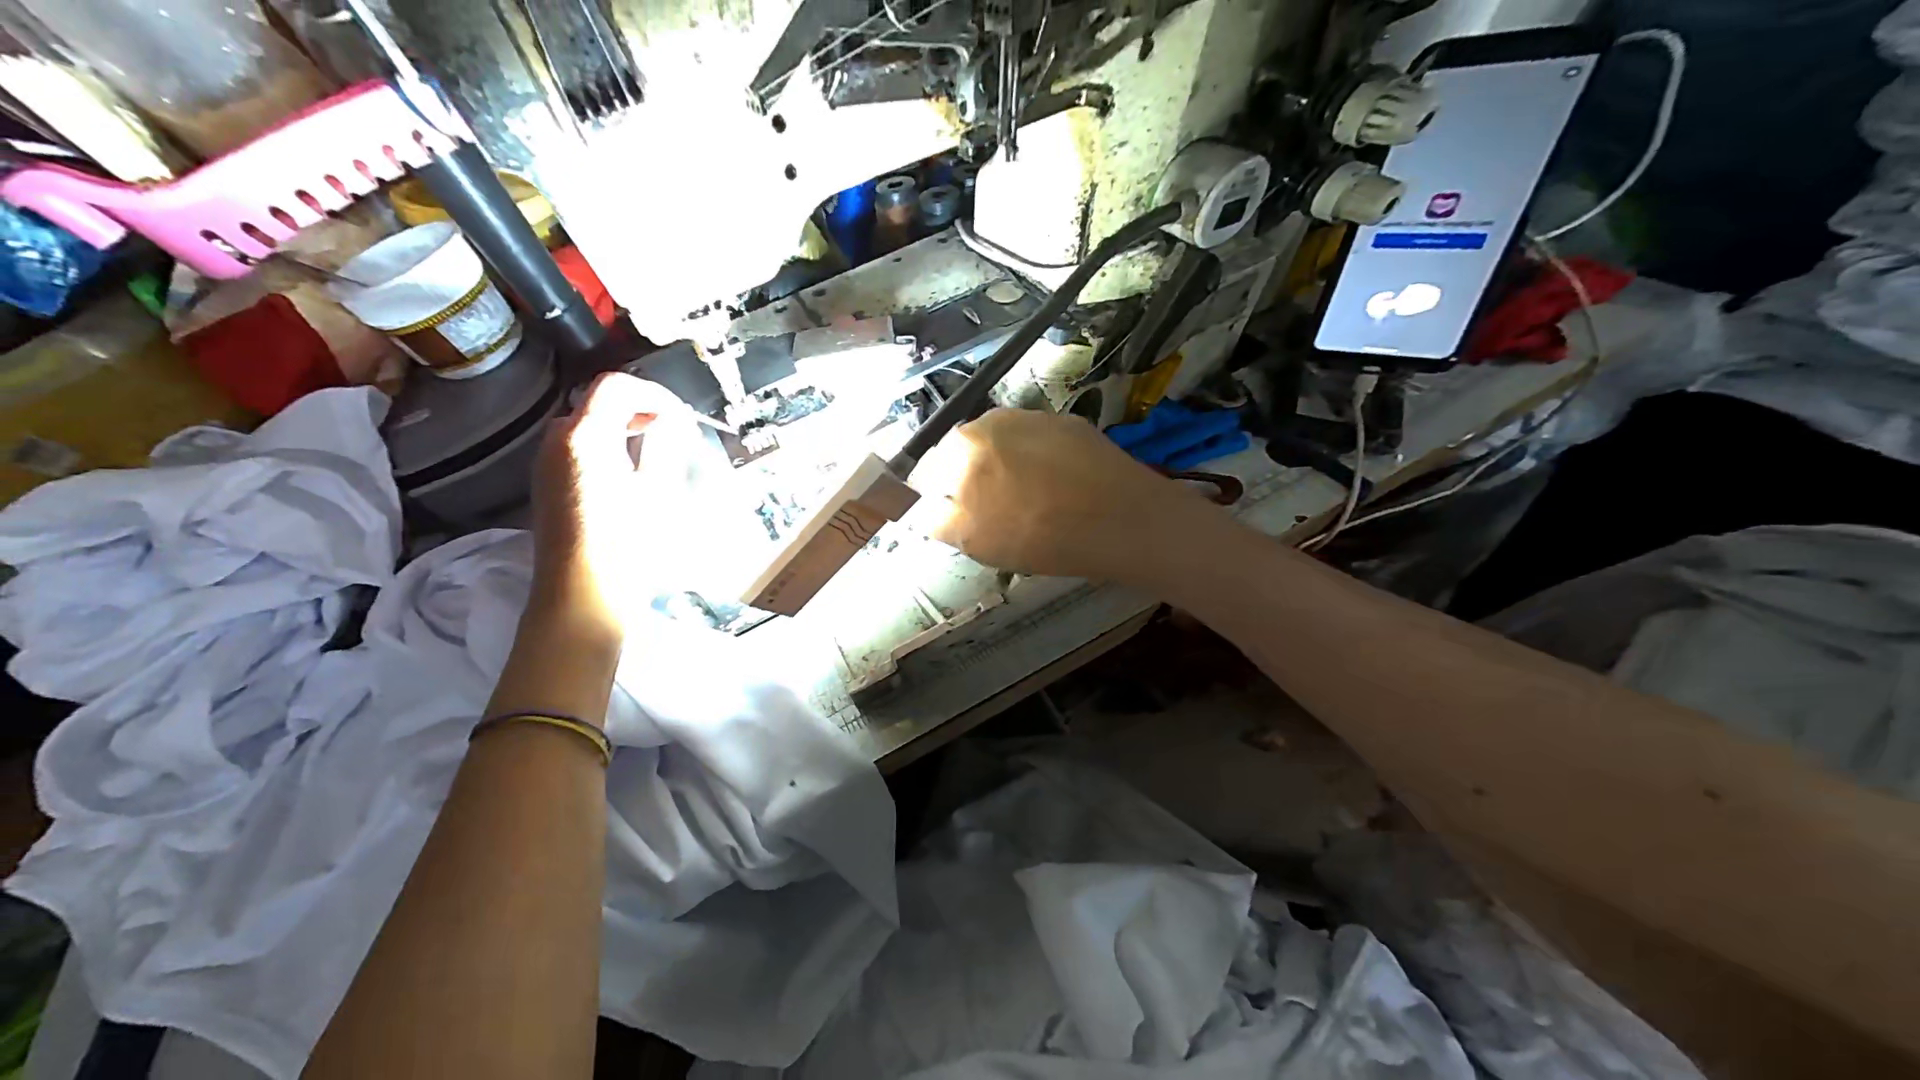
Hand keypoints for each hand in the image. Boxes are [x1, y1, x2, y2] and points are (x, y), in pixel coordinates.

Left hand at [530, 372, 683, 629]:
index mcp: (585, 435)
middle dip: (639, 409)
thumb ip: (665, 443)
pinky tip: (631, 477)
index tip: (681, 418)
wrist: (583, 597)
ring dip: (623, 429)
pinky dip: (607, 449)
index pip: (616, 386)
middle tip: (675, 434)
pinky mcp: (547, 487)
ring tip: (658, 455)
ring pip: (587, 426)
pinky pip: (578, 450)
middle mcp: (557, 441)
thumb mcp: (659, 489)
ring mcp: (546, 465)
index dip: (653, 393)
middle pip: (598, 402)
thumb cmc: (629, 544)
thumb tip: (670, 419)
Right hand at [912, 407, 1213, 583]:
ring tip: (1033, 500)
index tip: (963, 518)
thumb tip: (926, 508)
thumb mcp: (975, 542)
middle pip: (968, 450)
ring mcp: (1034, 416)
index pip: (930, 468)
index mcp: (961, 448)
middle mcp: (992, 419)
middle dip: (974, 478)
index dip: (942, 496)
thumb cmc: (1040, 536)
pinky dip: (1039, 460)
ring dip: (1007, 466)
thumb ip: (938, 520)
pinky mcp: (1068, 422)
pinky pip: (1038, 441)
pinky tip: (1060, 487)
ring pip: (1004, 443)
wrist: (1122, 520)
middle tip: (998, 513)